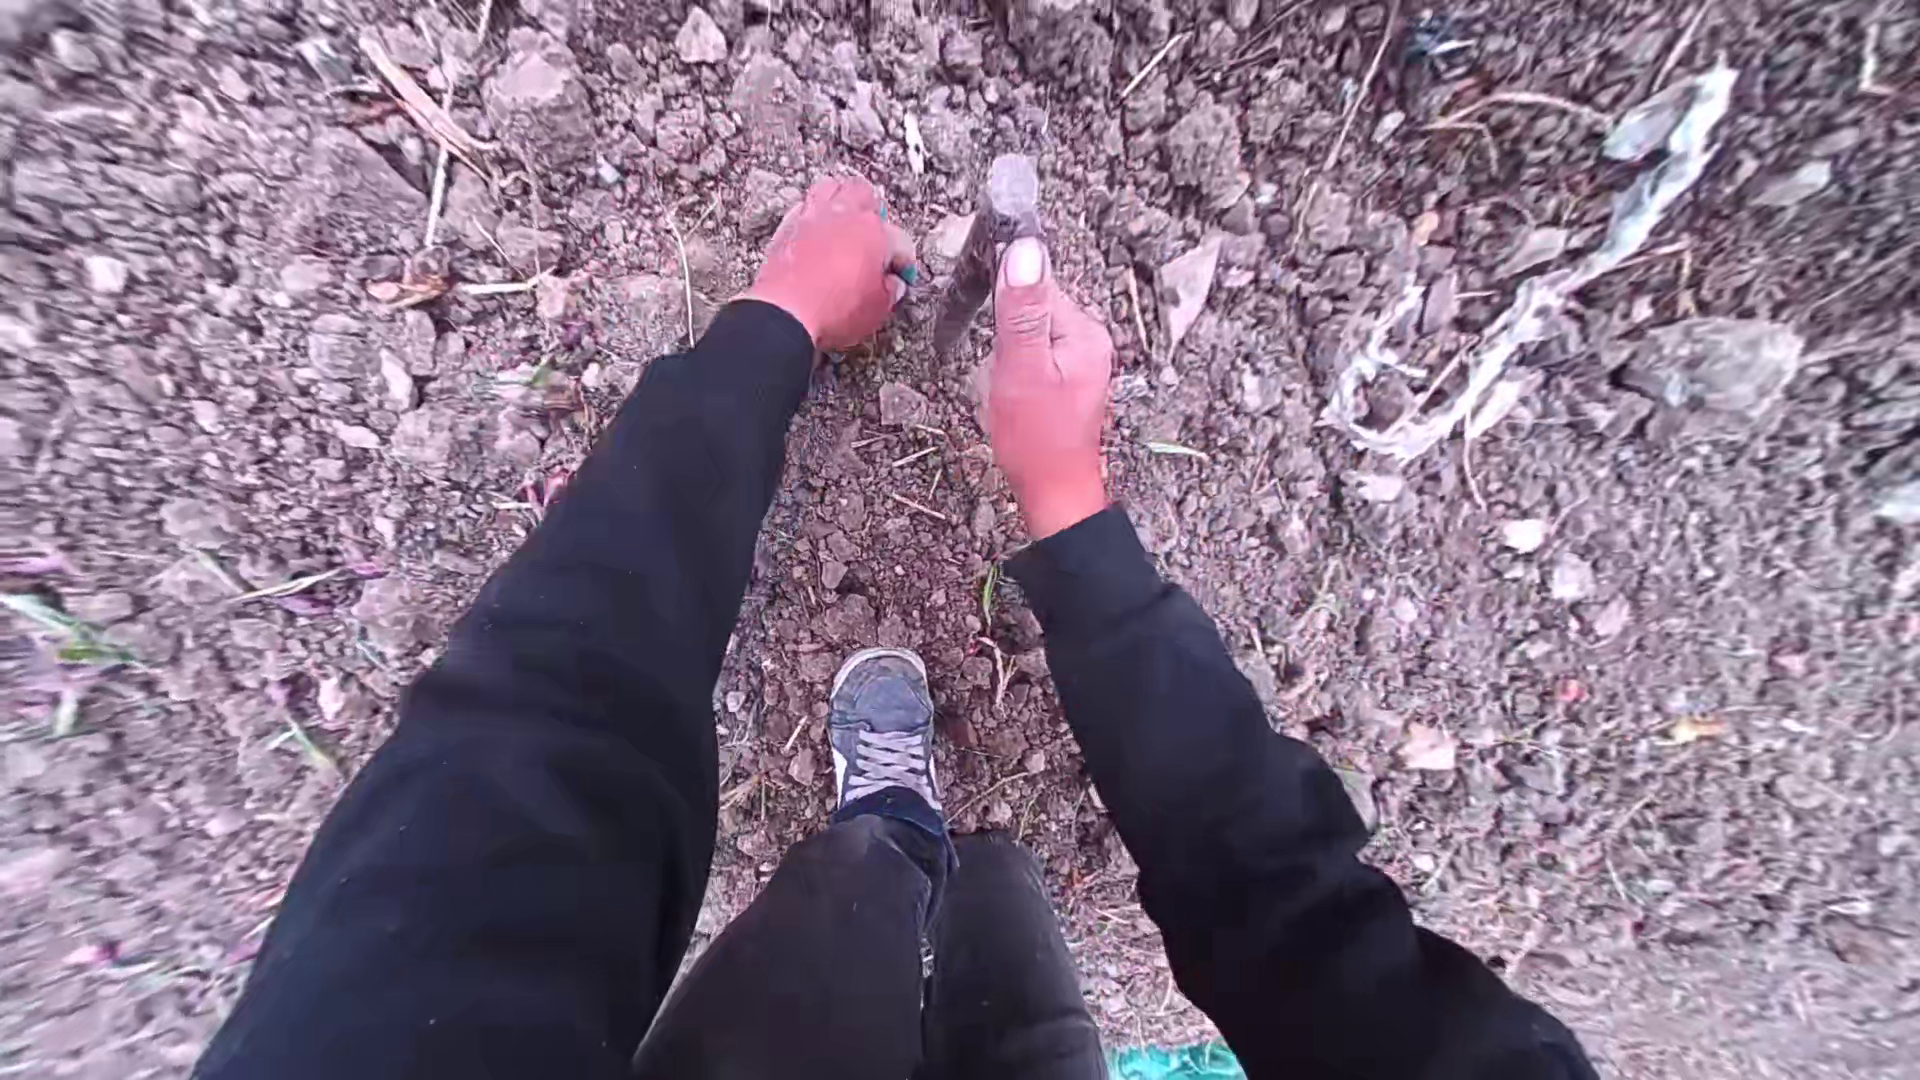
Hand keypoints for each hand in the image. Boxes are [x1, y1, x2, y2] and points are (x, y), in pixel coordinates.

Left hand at [740, 177, 916, 350]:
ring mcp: (814, 216)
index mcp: (875, 232)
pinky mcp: (788, 226)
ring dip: (841, 200)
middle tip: (875, 236)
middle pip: (864, 194)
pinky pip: (804, 205)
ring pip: (831, 187)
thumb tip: (892, 285)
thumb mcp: (877, 310)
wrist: (787, 314)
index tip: (902, 278)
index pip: (900, 240)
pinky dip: (814, 214)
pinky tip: (817, 231)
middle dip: (873, 212)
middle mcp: (844, 215)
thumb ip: (890, 291)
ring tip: (845, 222)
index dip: (905, 262)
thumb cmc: (835, 311)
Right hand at [986, 237, 1113, 538]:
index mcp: (1084, 333)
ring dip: (1007, 363)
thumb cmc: (1037, 440)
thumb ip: (1022, 312)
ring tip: (1010, 395)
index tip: (998, 341)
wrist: (1053, 493)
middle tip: (1004, 378)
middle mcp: (1089, 342)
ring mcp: (1080, 364)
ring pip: (1028, 340)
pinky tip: (1015, 401)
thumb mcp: (1022, 370)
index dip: (1007, 307)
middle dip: (1006, 343)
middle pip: (1032, 313)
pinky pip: (1032, 361)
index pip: (1038, 288)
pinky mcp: (1067, 382)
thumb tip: (1024, 249)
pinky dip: (1015, 376)